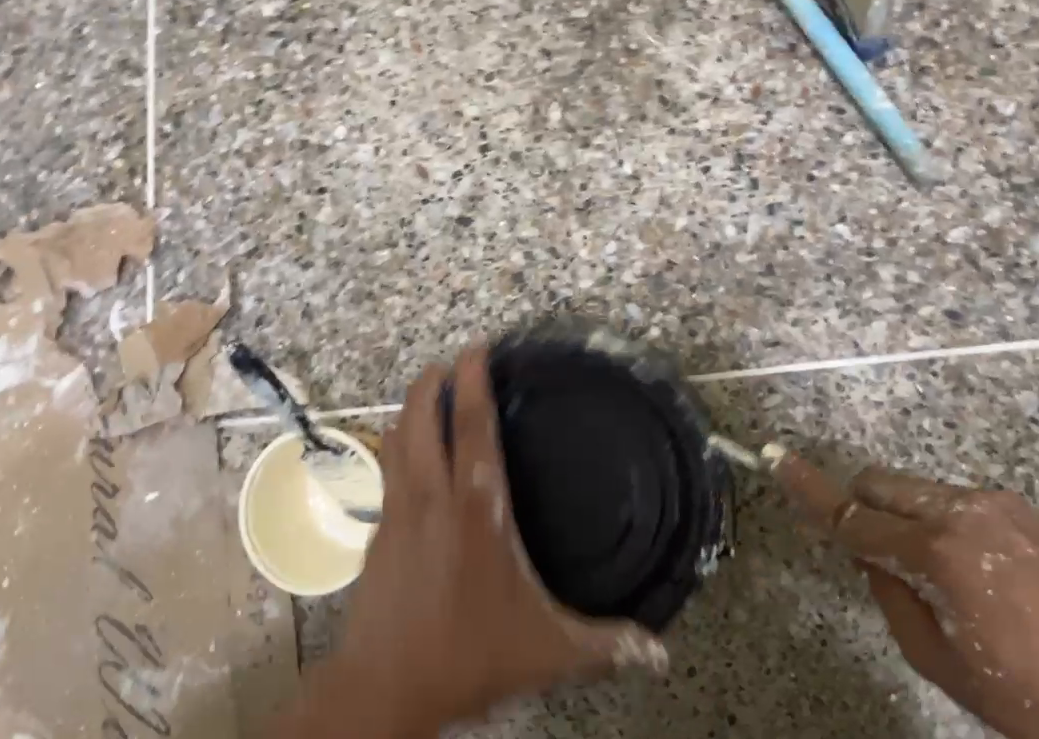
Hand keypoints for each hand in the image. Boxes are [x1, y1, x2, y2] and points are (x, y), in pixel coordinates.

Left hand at [272, 347, 667, 738]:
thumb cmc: (469, 655)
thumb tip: (661, 651)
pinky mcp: (377, 537)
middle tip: (449, 361)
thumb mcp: (549, 651)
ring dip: (409, 410)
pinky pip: (387, 474)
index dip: (472, 381)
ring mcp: (398, 514)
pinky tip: (409, 462)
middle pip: (421, 418)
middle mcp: (432, 498)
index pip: (472, 426)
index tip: (475, 348)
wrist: (384, 689)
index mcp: (476, 508)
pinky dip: (397, 449)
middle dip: (431, 381)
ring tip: (426, 395)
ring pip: (396, 441)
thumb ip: (606, 645)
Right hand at [774, 452, 1038, 738]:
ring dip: (902, 516)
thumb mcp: (939, 661)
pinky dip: (939, 521)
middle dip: (860, 507)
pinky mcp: (1023, 509)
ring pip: (917, 489)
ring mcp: (998, 504)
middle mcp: (964, 511)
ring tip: (930, 574)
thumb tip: (872, 556)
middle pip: (881, 483)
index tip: (776, 459)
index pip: (853, 514)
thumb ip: (890, 596)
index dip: (808, 490)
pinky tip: (969, 570)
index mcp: (938, 552)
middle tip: (866, 552)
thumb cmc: (1030, 698)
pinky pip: (955, 500)